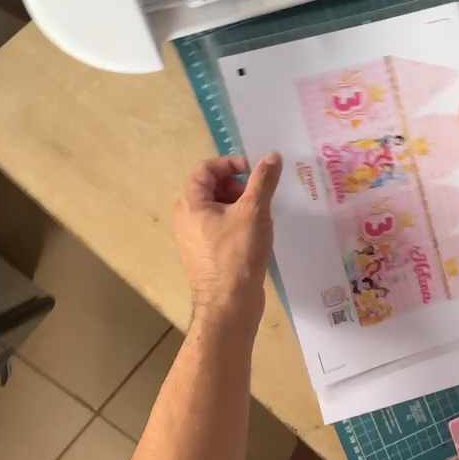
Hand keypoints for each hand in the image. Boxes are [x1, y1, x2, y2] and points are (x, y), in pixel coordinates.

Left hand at [172, 153, 281, 321]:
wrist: (229, 304)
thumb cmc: (237, 253)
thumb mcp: (254, 211)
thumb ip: (263, 181)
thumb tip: (272, 156)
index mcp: (190, 204)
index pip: (205, 169)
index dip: (230, 163)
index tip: (254, 171)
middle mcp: (186, 219)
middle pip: (210, 187)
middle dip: (236, 184)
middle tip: (258, 195)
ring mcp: (194, 238)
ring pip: (217, 208)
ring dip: (239, 204)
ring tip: (261, 214)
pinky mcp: (206, 253)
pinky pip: (220, 227)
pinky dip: (237, 222)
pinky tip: (257, 233)